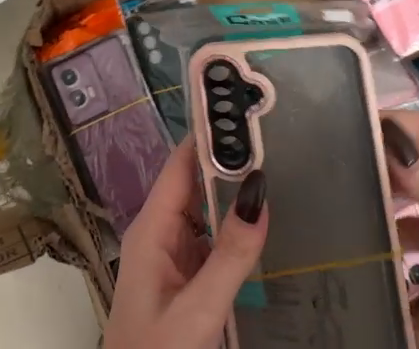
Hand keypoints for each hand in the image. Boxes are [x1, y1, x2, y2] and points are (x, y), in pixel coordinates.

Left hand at [104, 141, 268, 348]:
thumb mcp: (199, 308)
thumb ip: (231, 255)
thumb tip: (259, 193)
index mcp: (151, 228)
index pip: (180, 166)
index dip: (208, 137)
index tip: (239, 111)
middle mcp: (157, 232)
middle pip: (192, 182)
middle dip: (226, 159)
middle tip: (267, 133)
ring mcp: (169, 254)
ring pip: (202, 209)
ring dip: (230, 189)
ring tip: (268, 160)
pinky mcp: (182, 276)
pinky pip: (208, 237)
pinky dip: (230, 223)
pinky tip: (255, 215)